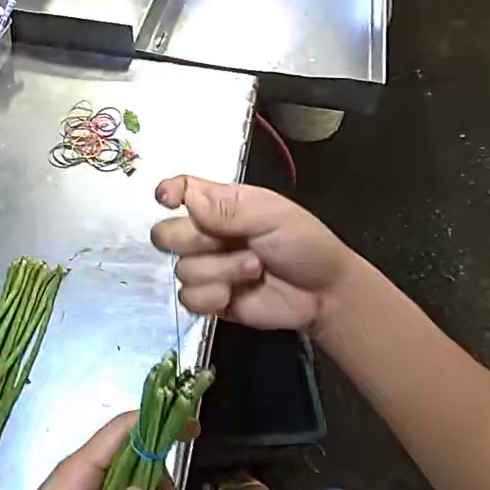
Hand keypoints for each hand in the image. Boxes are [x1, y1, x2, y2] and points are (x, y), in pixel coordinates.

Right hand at [150, 175, 358, 332]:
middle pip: (167, 233)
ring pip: (182, 269)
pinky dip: (213, 296)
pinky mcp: (211, 299)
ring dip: (220, 270)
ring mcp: (209, 267)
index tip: (167, 199)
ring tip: (254, 269)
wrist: (323, 293)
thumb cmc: (304, 244)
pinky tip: (237, 293)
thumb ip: (228, 208)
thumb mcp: (272, 216)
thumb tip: (188, 199)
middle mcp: (209, 234)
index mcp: (223, 204)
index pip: (183, 190)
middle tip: (225, 242)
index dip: (169, 193)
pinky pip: (188, 298)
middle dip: (193, 240)